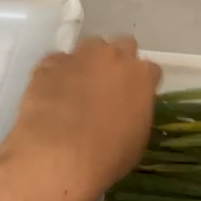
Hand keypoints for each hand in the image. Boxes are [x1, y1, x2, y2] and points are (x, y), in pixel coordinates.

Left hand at [0, 36, 159, 200]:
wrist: (59, 155)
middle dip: (118, 61)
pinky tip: (53, 92)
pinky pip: (57, 61)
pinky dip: (58, 72)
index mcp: (141, 75)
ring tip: (79, 85)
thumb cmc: (107, 155)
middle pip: (122, 45)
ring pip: (90, 46)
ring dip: (89, 61)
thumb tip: (129, 109)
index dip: (143, 83)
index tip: (136, 97)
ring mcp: (79, 57)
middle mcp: (113, 57)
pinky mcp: (49, 64)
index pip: (151, 70)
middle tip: (109, 85)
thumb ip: (137, 111)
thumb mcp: (137, 137)